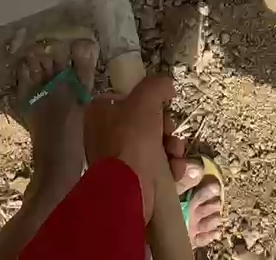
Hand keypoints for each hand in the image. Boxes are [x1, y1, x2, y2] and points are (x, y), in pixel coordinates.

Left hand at [82, 75, 175, 221]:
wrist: (130, 190)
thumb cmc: (132, 138)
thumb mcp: (145, 99)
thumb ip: (156, 85)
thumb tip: (166, 86)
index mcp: (99, 113)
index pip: (127, 98)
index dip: (147, 101)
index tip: (162, 105)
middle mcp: (105, 136)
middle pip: (145, 122)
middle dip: (165, 127)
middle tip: (169, 131)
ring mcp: (119, 161)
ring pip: (154, 145)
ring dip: (172, 147)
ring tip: (175, 153)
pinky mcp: (133, 182)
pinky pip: (157, 168)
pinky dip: (170, 167)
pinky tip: (175, 169)